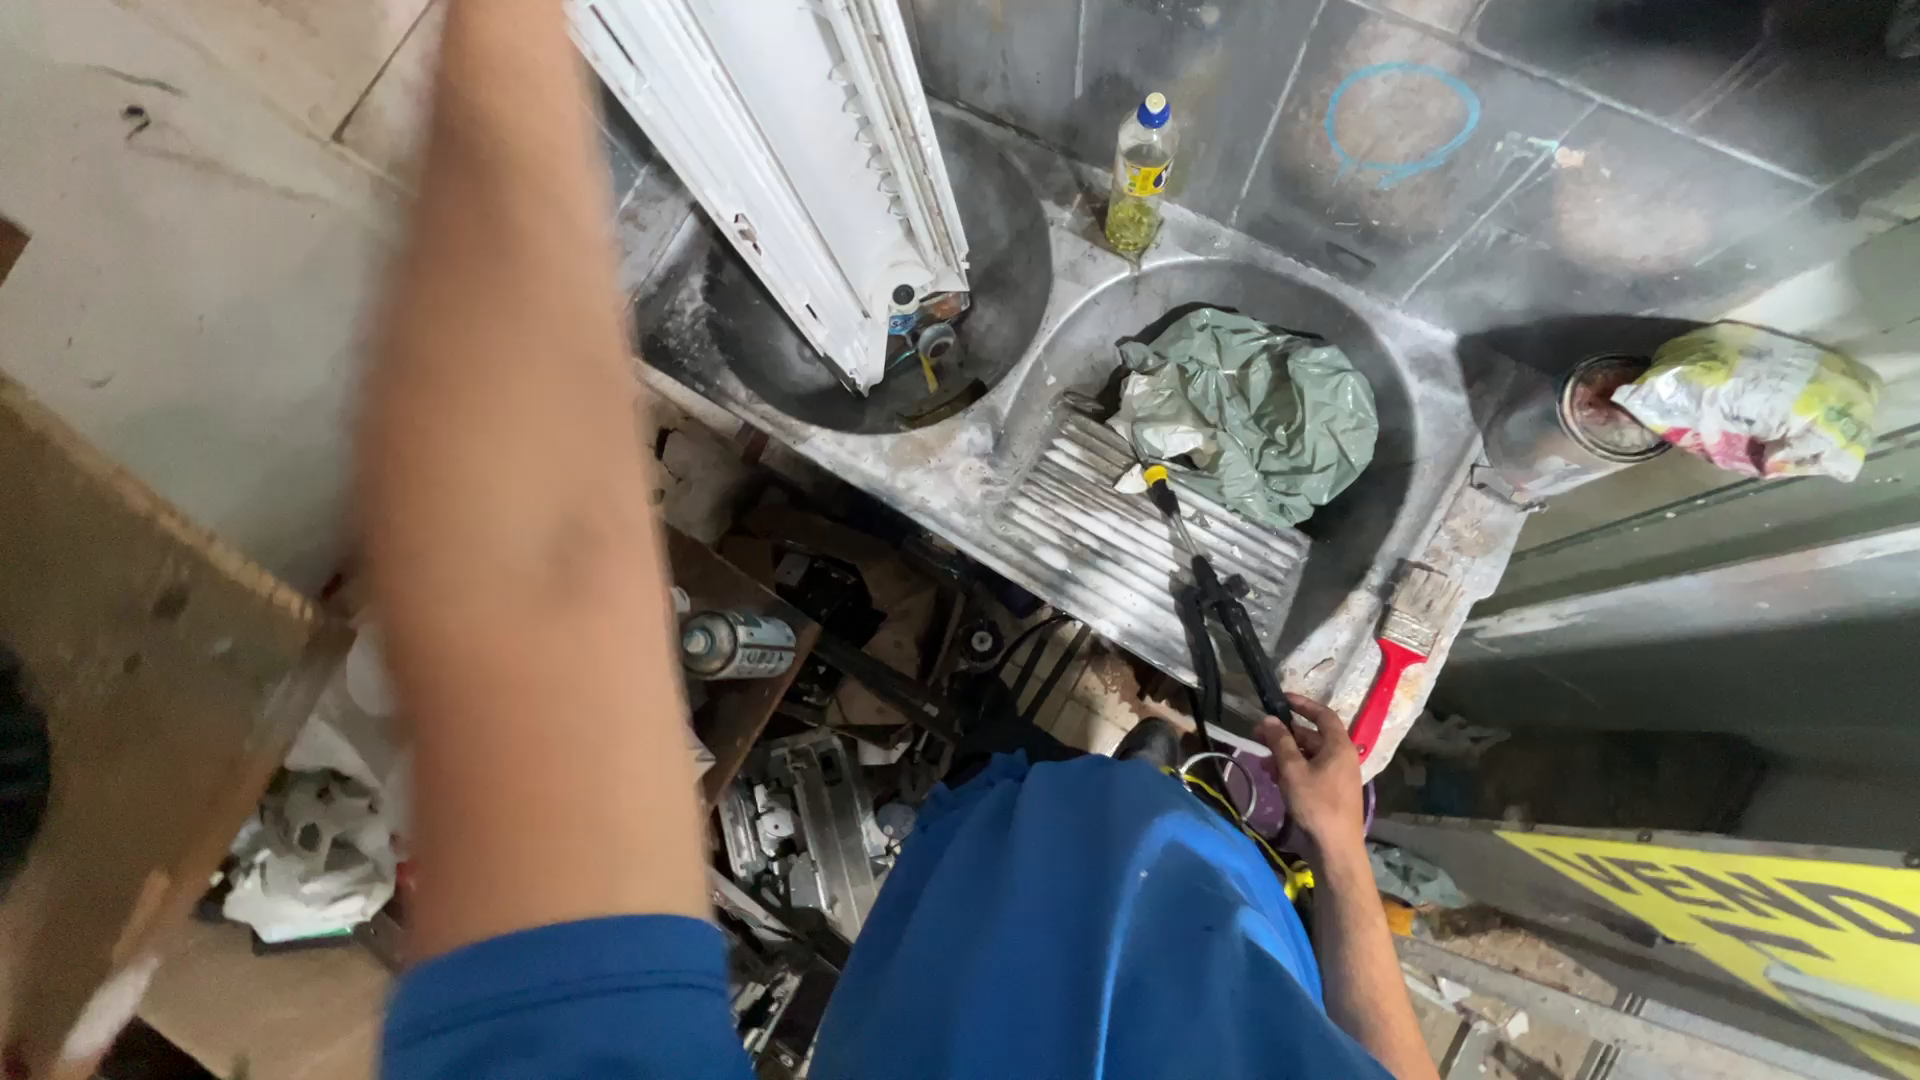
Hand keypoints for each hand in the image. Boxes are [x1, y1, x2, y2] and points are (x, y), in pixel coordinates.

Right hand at [1259, 693, 1365, 867]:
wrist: (1335, 848)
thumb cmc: (1316, 804)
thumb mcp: (1292, 769)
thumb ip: (1280, 741)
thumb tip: (1269, 719)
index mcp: (1339, 747)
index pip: (1323, 715)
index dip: (1303, 704)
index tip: (1281, 699)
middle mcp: (1341, 757)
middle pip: (1311, 735)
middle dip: (1284, 733)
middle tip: (1258, 734)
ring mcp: (1337, 775)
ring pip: (1308, 754)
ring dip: (1284, 752)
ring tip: (1263, 760)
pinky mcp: (1330, 791)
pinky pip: (1309, 769)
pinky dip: (1291, 768)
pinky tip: (1273, 776)